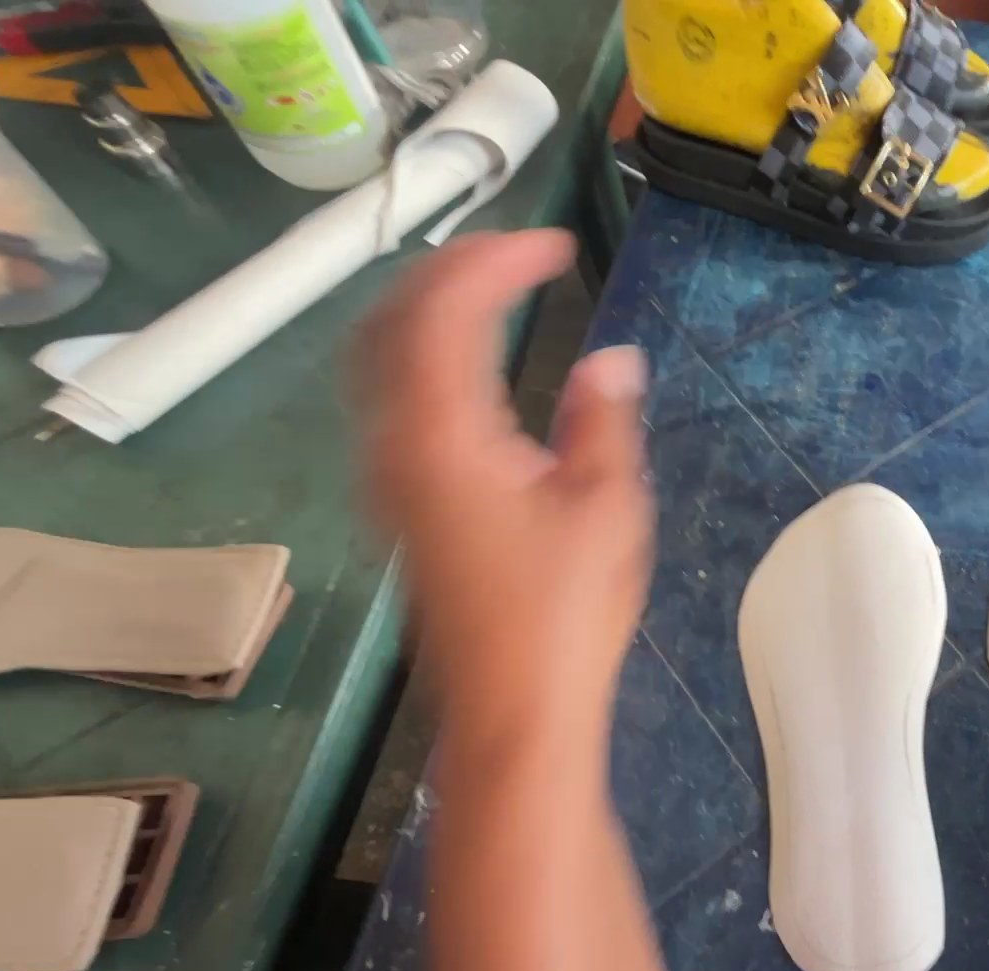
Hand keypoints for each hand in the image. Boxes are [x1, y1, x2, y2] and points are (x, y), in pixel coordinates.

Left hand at [354, 229, 653, 731]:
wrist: (513, 707)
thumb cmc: (567, 611)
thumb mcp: (608, 508)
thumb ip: (603, 421)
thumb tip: (609, 361)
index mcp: (445, 437)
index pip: (447, 310)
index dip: (499, 261)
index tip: (557, 246)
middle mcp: (395, 446)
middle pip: (390, 321)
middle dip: (451, 271)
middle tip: (518, 258)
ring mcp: (387, 480)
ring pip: (379, 360)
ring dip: (429, 310)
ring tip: (494, 295)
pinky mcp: (399, 507)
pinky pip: (390, 400)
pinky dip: (425, 357)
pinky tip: (469, 370)